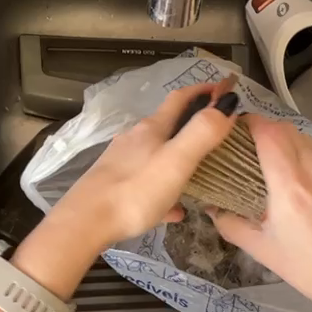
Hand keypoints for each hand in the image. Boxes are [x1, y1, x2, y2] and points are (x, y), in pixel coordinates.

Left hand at [42, 81, 238, 255]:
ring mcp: (121, 162)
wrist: (85, 223)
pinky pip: (147, 184)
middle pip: (168, 125)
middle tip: (218, 133)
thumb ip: (202, 132)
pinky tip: (173, 209)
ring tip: (199, 172)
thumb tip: (226, 104)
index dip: (204, 90)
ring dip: (179, 157)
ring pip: (157, 155)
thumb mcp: (176, 161)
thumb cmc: (134, 191)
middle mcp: (135, 139)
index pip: (180, 98)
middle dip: (193, 124)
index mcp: (152, 129)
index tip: (225, 88)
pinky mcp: (113, 186)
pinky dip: (165, 190)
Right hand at [211, 115, 311, 311]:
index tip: (234, 133)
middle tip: (249, 151)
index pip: (267, 132)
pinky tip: (305, 185)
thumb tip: (212, 208)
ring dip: (288, 145)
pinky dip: (309, 160)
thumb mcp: (264, 251)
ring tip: (276, 168)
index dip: (248, 124)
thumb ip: (231, 224)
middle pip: (286, 130)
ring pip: (308, 140)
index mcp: (292, 186)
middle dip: (265, 134)